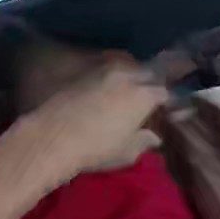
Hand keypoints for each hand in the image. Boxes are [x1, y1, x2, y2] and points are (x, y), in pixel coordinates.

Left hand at [10, 60, 166, 180]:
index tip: (164, 109)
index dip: (166, 101)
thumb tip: (154, 136)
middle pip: (148, 72)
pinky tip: (106, 87)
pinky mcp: (85, 70)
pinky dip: (112, 74)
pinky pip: (107, 67)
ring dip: (133, 74)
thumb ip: (144, 141)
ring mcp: (105, 70)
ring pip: (127, 65)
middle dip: (152, 81)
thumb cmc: (96, 149)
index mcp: (143, 95)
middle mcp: (127, 76)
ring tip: (129, 88)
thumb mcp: (126, 152)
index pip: (164, 92)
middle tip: (150, 94)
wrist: (54, 135)